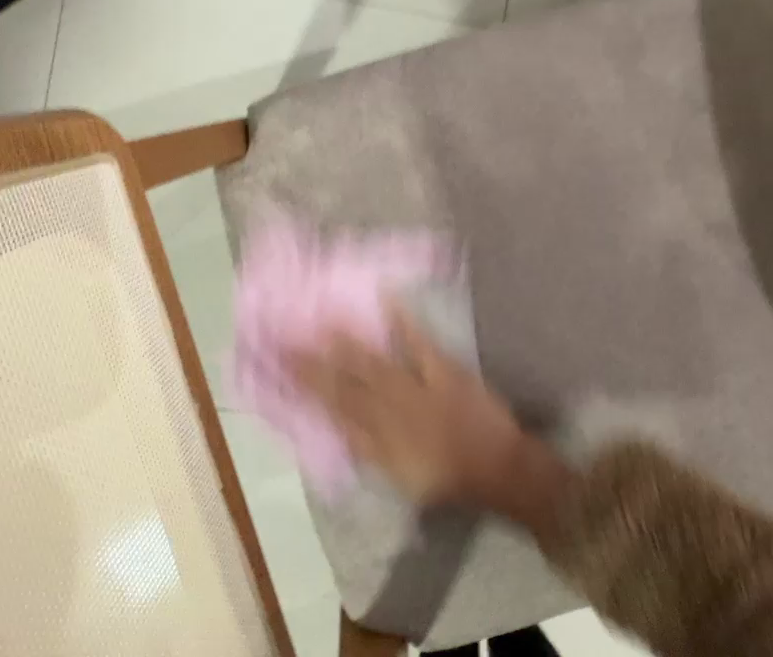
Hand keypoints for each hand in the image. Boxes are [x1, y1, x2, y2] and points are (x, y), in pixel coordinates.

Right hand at [291, 309, 557, 515]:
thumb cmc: (447, 476)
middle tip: (280, 333)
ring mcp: (415, 386)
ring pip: (370, 361)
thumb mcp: (397, 476)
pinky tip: (383, 296)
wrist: (499, 468)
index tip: (273, 364)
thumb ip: (364, 449)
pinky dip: (400, 318)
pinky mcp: (442, 368)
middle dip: (307, 358)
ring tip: (314, 315)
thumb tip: (333, 424)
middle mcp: (388, 410)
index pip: (327, 408)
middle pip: (340, 381)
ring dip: (340, 339)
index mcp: (374, 437)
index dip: (298, 386)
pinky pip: (417, 340)